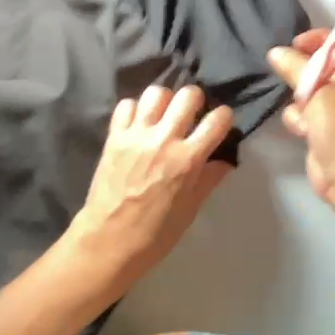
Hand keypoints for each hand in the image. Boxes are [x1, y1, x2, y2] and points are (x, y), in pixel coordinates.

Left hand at [68, 85, 233, 283]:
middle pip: (187, 95)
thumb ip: (208, 180)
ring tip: (164, 116)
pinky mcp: (115, 135)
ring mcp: (136, 134)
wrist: (108, 241)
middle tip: (191, 115)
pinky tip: (139, 124)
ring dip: (165, 101)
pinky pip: (127, 104)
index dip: (223, 117)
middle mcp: (163, 139)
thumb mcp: (189, 211)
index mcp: (187, 161)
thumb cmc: (155, 234)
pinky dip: (135, 110)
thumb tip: (226, 160)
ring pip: (156, 92)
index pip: (216, 121)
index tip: (220, 122)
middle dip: (195, 101)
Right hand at [267, 29, 334, 205]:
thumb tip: (275, 52)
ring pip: (304, 88)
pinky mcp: (320, 124)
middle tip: (292, 80)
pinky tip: (302, 131)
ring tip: (303, 115)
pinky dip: (298, 118)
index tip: (295, 45)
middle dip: (301, 75)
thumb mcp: (319, 94)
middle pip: (317, 65)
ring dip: (298, 101)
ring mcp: (334, 107)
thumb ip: (297, 68)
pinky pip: (300, 110)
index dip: (316, 41)